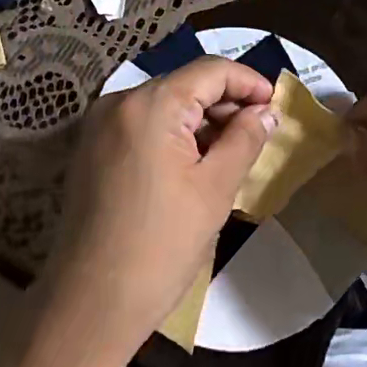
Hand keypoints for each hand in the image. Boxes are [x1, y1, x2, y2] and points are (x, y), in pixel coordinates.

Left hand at [39, 57, 280, 358]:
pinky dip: (169, 133)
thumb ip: (244, 140)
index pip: (208, 70)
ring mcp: (97, 124)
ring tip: (231, 152)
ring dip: (197, 120)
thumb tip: (266, 111)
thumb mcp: (214, 190)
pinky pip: (138, 124)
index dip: (247, 81)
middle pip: (182, 84)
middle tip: (258, 134)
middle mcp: (117, 101)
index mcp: (149, 104)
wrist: (93, 295)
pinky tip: (192, 162)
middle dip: (223, 102)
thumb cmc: (161, 244)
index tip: (276, 105)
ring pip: (160, 104)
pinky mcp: (90, 147)